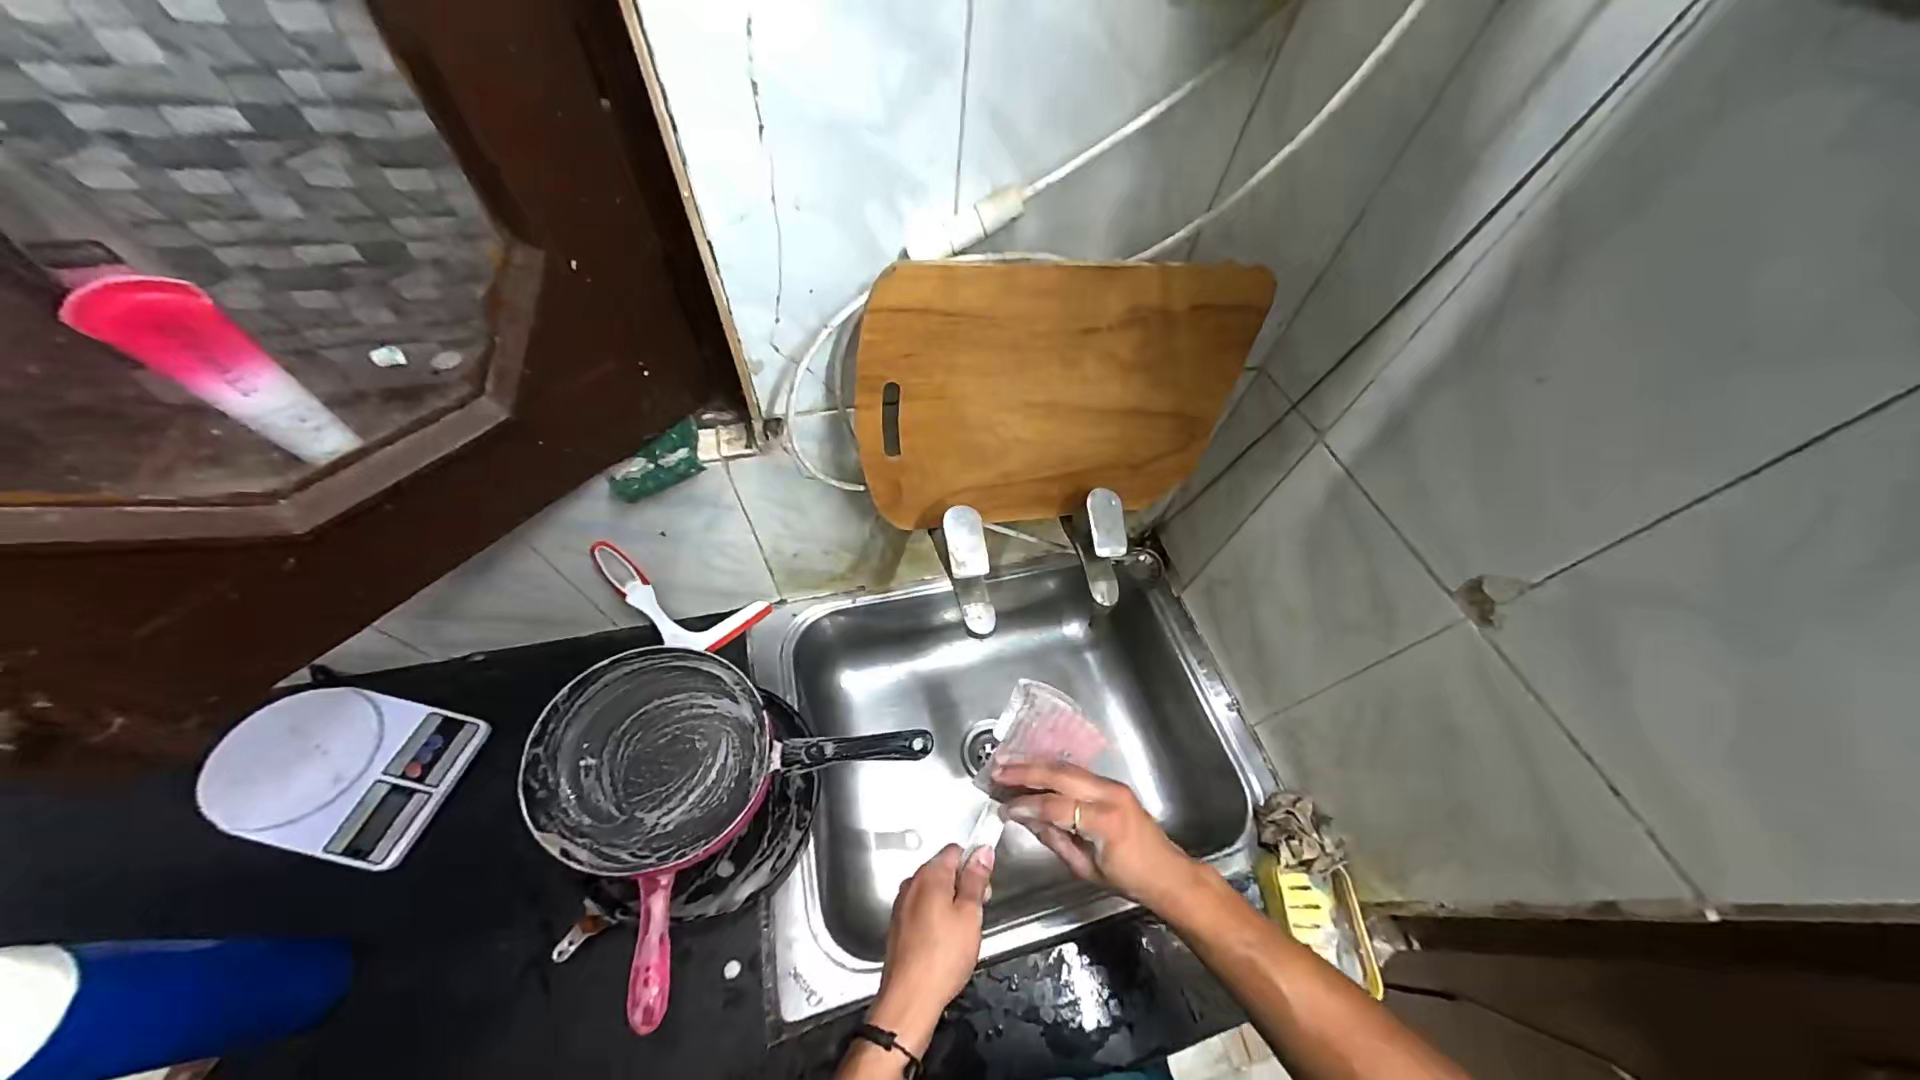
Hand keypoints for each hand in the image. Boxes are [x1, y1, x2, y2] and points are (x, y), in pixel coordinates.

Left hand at [867, 843, 993, 1054]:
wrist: (909, 999)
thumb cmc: (944, 955)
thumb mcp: (969, 914)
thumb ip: (976, 879)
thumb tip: (983, 850)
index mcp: (930, 874)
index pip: (955, 850)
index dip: (974, 864)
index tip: (984, 889)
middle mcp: (911, 883)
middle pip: (943, 869)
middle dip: (962, 885)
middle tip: (976, 914)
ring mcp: (902, 904)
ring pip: (932, 891)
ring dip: (949, 902)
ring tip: (961, 933)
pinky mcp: (898, 925)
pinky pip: (921, 908)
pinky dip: (934, 917)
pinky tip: (943, 942)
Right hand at [995, 760, 1198, 911]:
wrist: (1167, 872)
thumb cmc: (1129, 879)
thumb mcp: (1085, 868)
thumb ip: (1054, 839)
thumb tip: (1026, 818)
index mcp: (1105, 821)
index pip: (1056, 806)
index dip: (1027, 806)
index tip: (1005, 807)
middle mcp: (1110, 795)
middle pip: (1060, 775)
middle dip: (1026, 772)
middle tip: (998, 771)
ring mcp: (1113, 785)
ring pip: (1067, 767)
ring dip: (1036, 765)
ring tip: (1008, 765)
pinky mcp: (1112, 784)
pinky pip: (1076, 772)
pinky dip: (1051, 769)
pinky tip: (1033, 769)